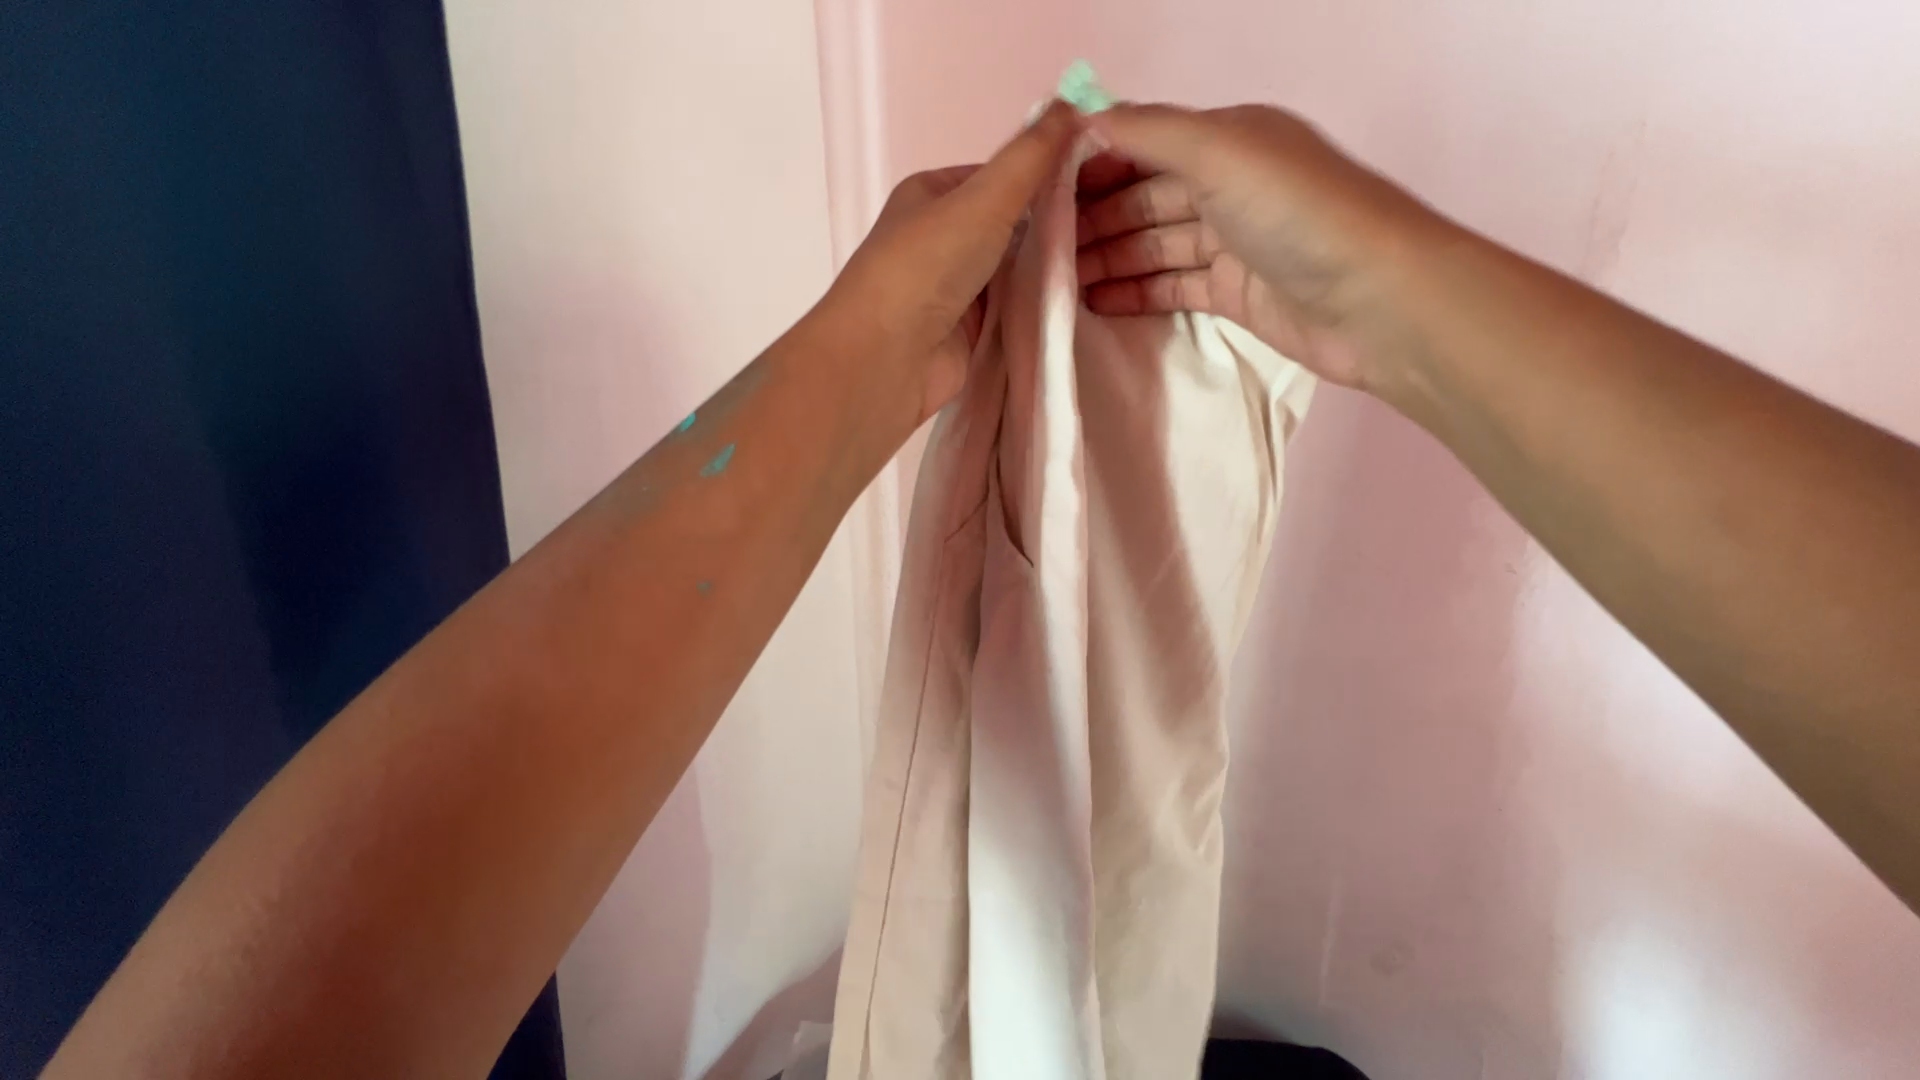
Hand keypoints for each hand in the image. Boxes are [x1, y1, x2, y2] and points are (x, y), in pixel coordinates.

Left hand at [823, 101, 1078, 423]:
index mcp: (931, 194)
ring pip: (1013, 269)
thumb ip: (1031, 156)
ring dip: (1048, 269)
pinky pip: (1011, 309)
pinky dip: (1037, 305)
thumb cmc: (928, 266)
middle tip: (1110, 226)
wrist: (888, 358)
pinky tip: (1076, 301)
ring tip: (1105, 261)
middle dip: (1053, 226)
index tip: (1100, 183)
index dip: (1047, 175)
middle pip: (1009, 224)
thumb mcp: (984, 197)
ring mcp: (952, 288)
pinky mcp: (966, 332)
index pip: (1000, 176)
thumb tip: (1071, 104)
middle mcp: (939, 238)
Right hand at [1076, 104, 1440, 390]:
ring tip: (1057, 283)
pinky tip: (1096, 303)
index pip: (1143, 145)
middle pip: (1142, 198)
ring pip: (1153, 245)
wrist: (1375, 301)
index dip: (1092, 165)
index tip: (1040, 194)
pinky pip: (1172, 287)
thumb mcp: (1222, 151)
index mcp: (1227, 138)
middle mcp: (1227, 185)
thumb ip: (1150, 132)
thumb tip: (1083, 119)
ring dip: (1108, 260)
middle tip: (1039, 249)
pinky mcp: (1233, 294)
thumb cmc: (1297, 214)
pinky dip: (1136, 293)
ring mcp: (1230, 243)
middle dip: (1092, 220)